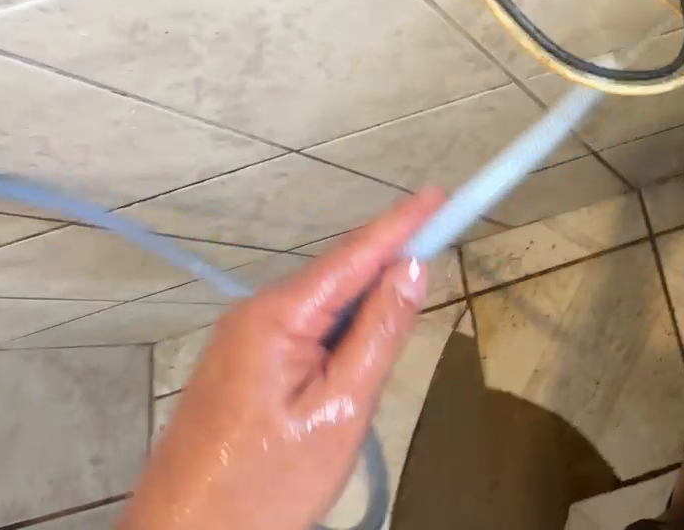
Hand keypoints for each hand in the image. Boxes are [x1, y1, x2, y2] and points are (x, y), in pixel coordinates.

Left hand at [122, 190, 443, 529]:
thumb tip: (413, 266)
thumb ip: (379, 333)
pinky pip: (305, 325)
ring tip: (410, 291)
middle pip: (340, 272)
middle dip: (390, 254)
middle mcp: (256, 313)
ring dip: (368, 292)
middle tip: (441, 236)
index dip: (404, 222)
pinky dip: (343, 320)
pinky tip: (362, 336)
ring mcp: (243, 338)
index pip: (357, 254)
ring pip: (324, 301)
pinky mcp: (240, 364)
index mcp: (279, 317)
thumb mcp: (339, 411)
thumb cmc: (264, 489)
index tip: (443, 193)